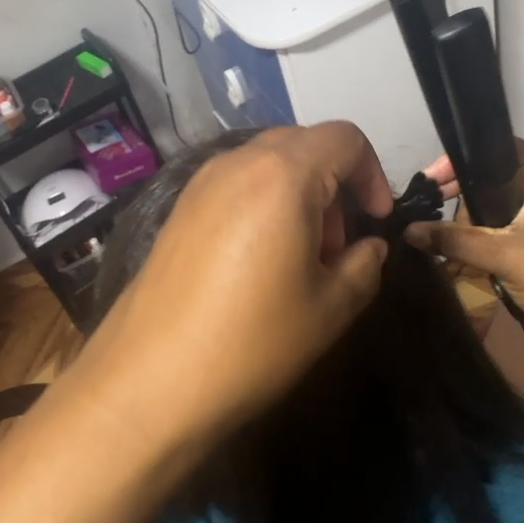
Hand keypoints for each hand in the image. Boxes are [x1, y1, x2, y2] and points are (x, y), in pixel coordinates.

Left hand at [74, 122, 394, 444]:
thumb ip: (365, 265)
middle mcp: (240, 162)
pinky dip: (266, 205)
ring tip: (301, 260)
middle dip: (336, 186)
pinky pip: (239, 185)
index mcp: (283, 174)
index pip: (345, 138)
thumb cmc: (250, 341)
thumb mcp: (330, 309)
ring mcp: (203, 183)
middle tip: (339, 248)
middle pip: (306, 145)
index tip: (376, 222)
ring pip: (270, 163)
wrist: (147, 384)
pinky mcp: (180, 209)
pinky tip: (260, 265)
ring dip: (301, 196)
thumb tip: (368, 248)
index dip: (373, 174)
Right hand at [406, 141, 523, 334]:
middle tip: (436, 218)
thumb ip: (454, 240)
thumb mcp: (502, 254)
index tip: (432, 183)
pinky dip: (491, 236)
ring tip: (453, 245)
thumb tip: (408, 231)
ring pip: (499, 204)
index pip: (494, 148)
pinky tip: (470, 255)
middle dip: (464, 200)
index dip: (460, 161)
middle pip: (493, 177)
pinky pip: (510, 224)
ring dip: (475, 224)